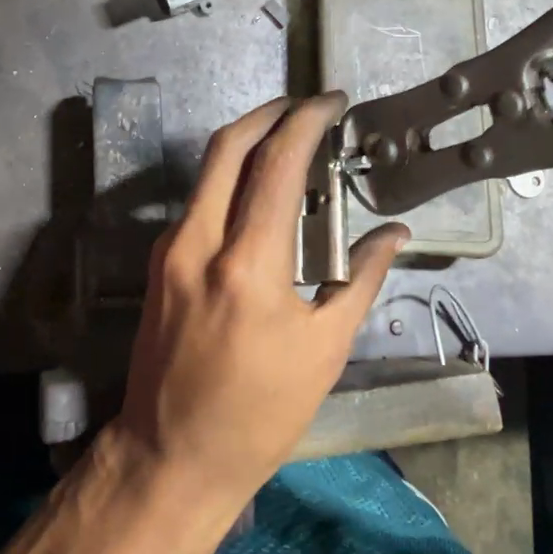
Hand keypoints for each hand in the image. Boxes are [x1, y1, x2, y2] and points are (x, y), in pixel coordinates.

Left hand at [105, 94, 407, 520]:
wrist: (171, 452)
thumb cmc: (260, 411)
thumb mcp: (324, 351)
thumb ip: (359, 280)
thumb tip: (395, 234)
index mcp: (247, 265)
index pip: (276, 165)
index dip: (305, 121)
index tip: (331, 102)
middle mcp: (198, 242)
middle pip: (226, 145)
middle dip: (267, 112)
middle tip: (304, 106)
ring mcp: (169, 248)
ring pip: (206, 170)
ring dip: (246, 142)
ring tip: (288, 140)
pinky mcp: (157, 261)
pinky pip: (197, 202)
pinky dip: (229, 180)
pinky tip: (258, 192)